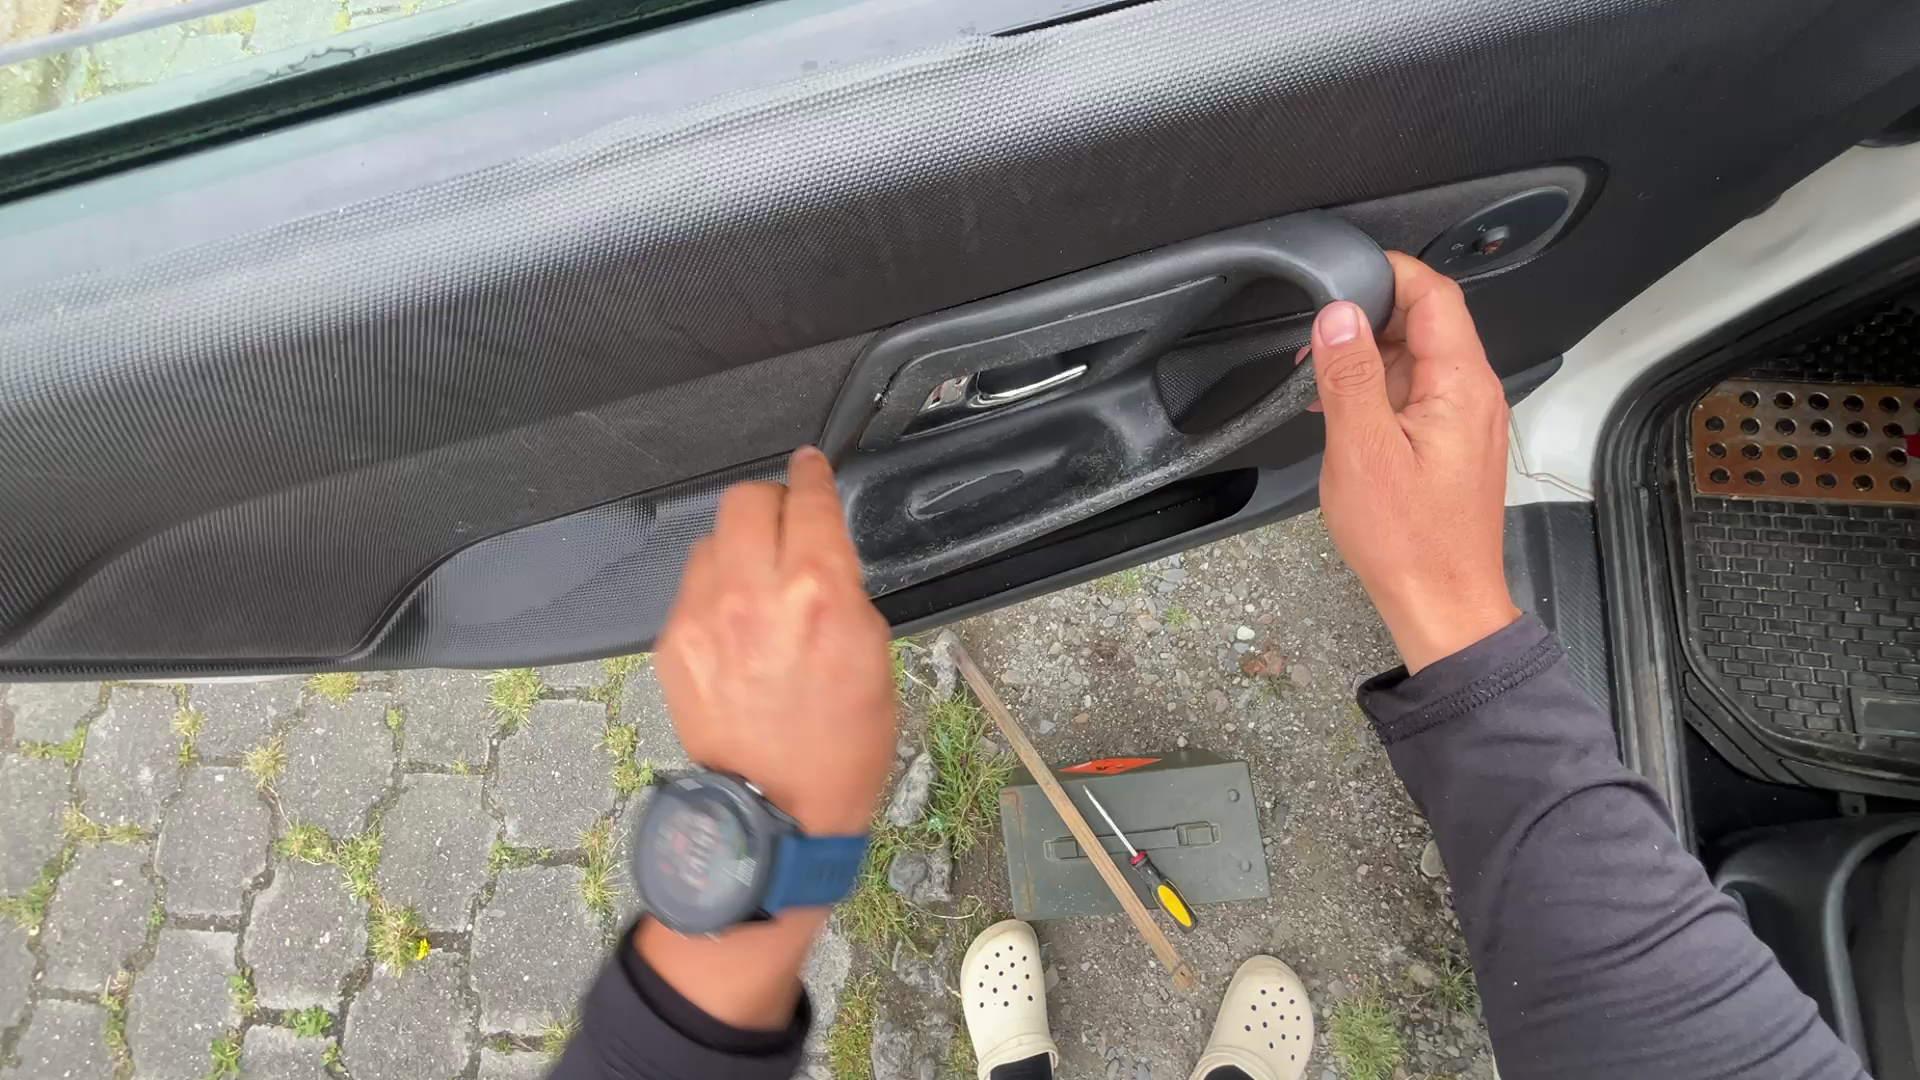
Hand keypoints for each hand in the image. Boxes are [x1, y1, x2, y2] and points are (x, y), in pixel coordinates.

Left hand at [652, 445, 895, 833]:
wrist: (777, 810)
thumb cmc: (844, 739)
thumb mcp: (873, 652)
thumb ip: (843, 587)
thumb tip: (820, 553)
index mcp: (819, 593)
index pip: (809, 501)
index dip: (813, 473)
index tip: (811, 463)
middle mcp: (755, 593)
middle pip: (746, 499)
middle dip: (773, 500)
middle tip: (788, 524)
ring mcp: (704, 616)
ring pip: (712, 537)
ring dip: (741, 545)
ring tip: (759, 581)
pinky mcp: (672, 642)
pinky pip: (693, 584)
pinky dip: (717, 587)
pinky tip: (735, 622)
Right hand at [1307, 253, 1520, 672]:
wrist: (1438, 597)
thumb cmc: (1405, 536)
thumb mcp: (1361, 450)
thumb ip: (1350, 377)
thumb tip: (1337, 317)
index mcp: (1460, 385)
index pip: (1436, 298)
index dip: (1392, 274)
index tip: (1346, 273)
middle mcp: (1473, 395)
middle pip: (1426, 326)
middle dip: (1367, 321)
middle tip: (1316, 341)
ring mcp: (1463, 421)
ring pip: (1416, 363)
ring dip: (1367, 360)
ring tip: (1318, 382)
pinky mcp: (1448, 445)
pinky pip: (1414, 397)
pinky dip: (1376, 391)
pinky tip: (1341, 413)